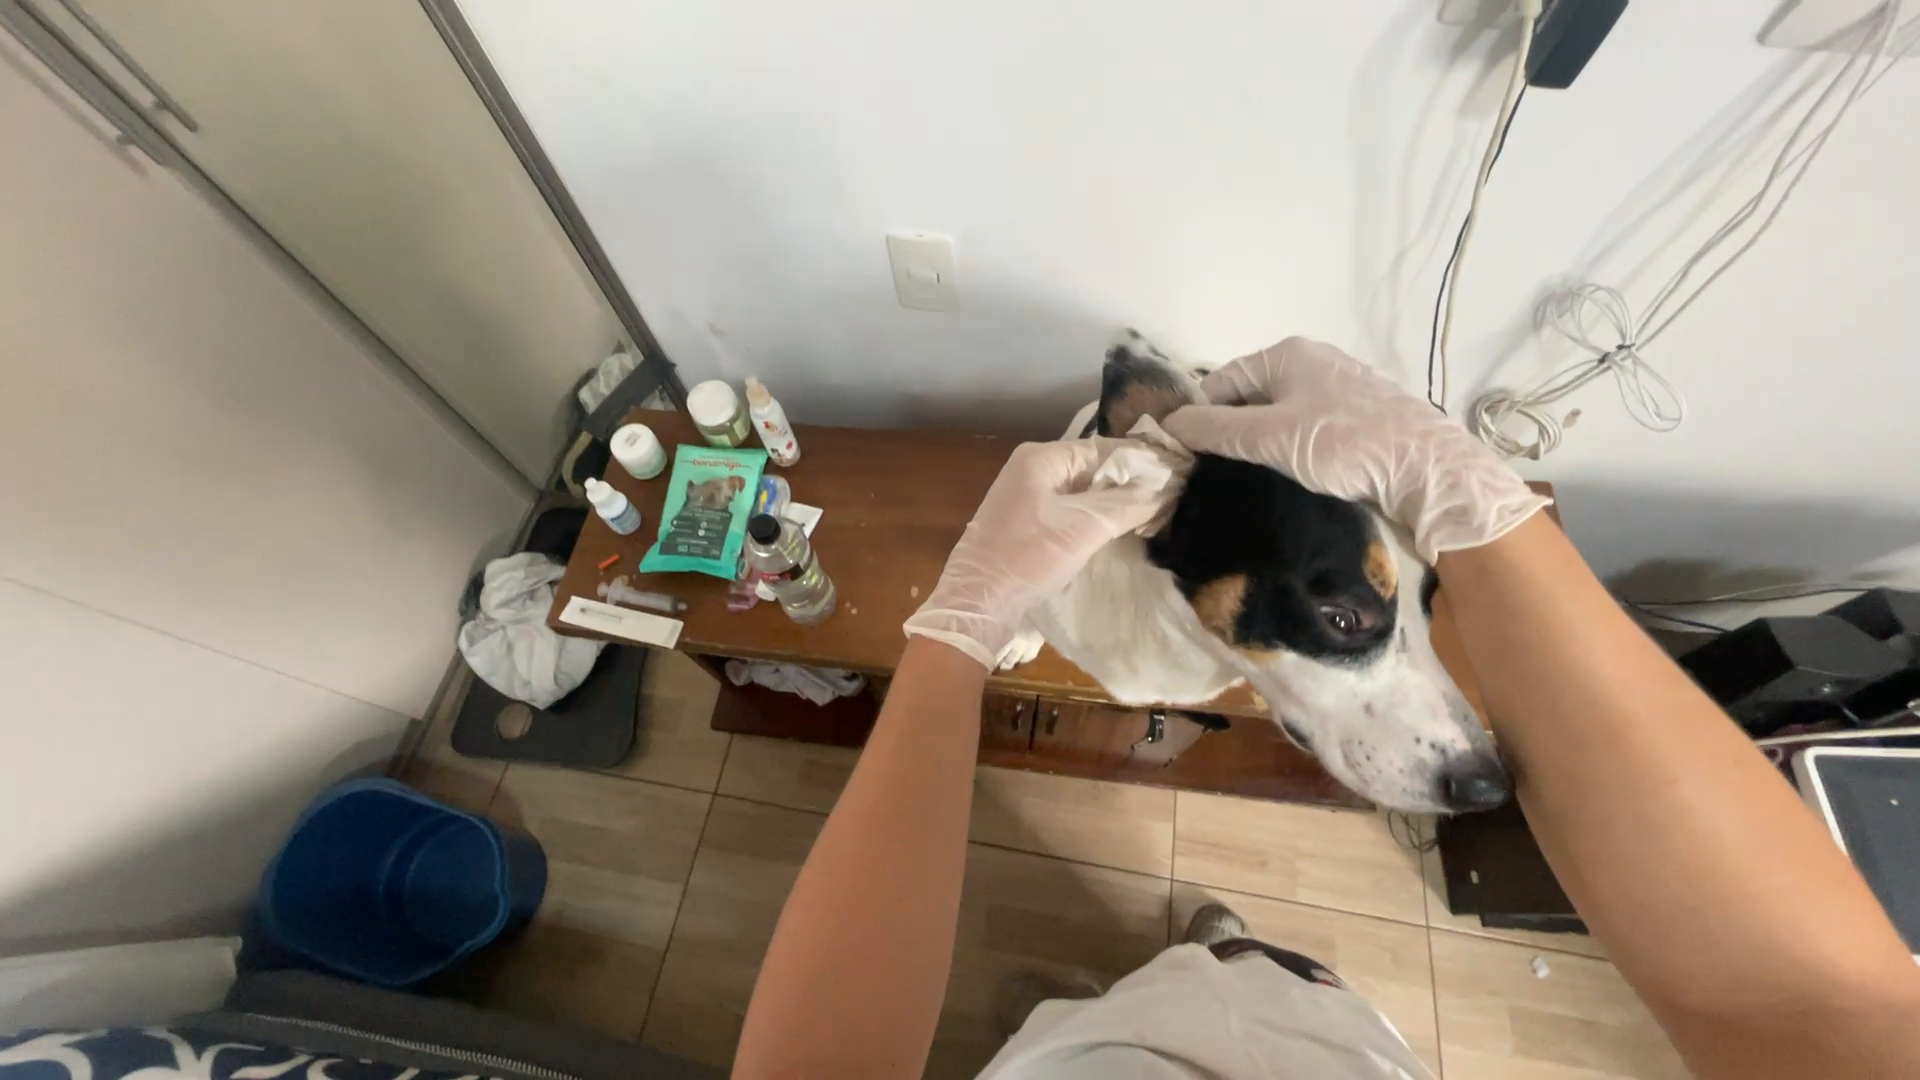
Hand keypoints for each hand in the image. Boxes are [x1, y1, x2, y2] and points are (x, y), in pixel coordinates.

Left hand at [904, 437, 1183, 668]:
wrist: (977, 604)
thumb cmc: (1027, 559)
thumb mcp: (1083, 529)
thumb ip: (1127, 504)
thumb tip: (1166, 487)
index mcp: (1040, 458)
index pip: (1103, 449)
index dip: (1140, 463)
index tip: (1177, 476)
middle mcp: (1031, 468)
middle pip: (1092, 468)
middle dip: (1128, 484)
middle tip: (1169, 499)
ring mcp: (1025, 495)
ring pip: (1082, 491)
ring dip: (1112, 503)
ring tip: (1150, 516)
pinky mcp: (1025, 522)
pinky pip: (1068, 509)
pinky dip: (1092, 517)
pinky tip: (1116, 530)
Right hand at [1160, 336, 1549, 561]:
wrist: (1428, 471)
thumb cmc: (1344, 445)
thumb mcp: (1268, 437)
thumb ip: (1213, 429)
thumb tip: (1167, 424)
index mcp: (1285, 354)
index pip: (1218, 383)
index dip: (1200, 419)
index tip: (1193, 458)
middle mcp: (1310, 360)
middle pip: (1246, 398)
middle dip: (1230, 432)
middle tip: (1223, 471)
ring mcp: (1336, 386)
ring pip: (1274, 415)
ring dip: (1259, 443)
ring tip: (1257, 475)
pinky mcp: (1355, 414)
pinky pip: (1303, 426)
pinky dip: (1288, 447)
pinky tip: (1292, 473)